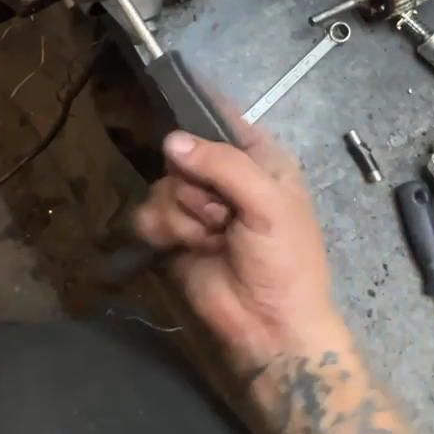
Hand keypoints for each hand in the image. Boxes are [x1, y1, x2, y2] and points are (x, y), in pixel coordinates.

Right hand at [133, 125, 348, 372]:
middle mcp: (225, 178)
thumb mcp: (267, 204)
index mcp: (259, 160)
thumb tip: (171, 142)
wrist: (269, 325)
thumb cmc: (285, 259)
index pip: (222, 119)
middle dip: (195, 185)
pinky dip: (162, 230)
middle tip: (220, 213)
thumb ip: (223, 166)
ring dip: (184, 215)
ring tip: (211, 239)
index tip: (172, 108)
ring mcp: (197, 207)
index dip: (198, 112)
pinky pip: (148, 213)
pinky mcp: (174, 234)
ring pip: (163, 185)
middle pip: (183, 154)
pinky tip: (182, 246)